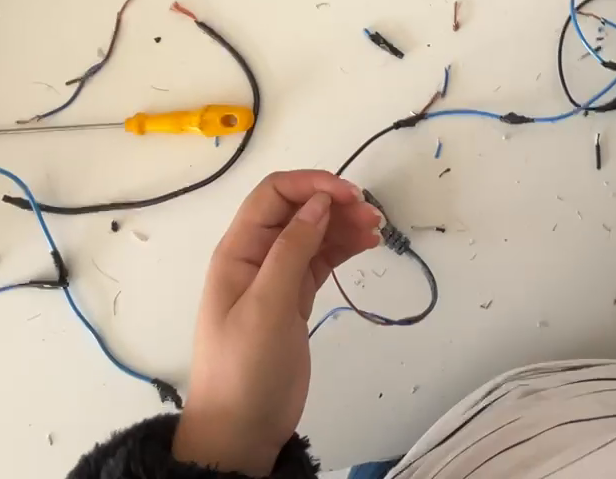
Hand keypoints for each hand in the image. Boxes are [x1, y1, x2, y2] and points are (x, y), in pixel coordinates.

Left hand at [172, 171, 384, 474]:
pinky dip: (345, 246)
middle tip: (370, 214)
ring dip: (345, 223)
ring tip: (376, 228)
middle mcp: (258, 254)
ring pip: (315, 230)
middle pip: (299, 208)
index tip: (349, 194)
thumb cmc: (245, 367)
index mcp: (239, 250)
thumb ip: (292, 250)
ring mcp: (278, 275)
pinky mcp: (296, 295)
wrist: (241, 433)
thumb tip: (319, 202)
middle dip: (334, 202)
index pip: (274, 194)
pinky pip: (323, 256)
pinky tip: (368, 244)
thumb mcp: (267, 306)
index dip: (311, 184)